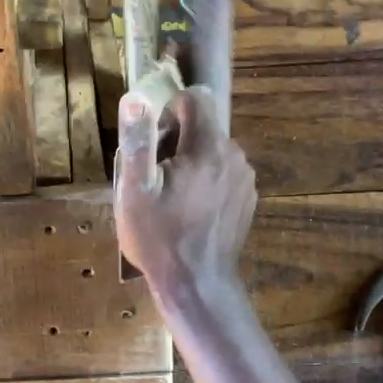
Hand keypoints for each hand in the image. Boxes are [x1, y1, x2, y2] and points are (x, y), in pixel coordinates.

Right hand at [114, 86, 255, 298]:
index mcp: (208, 147)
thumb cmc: (159, 238)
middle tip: (156, 181)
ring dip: (191, 164)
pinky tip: (191, 213)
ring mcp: (245, 179)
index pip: (195, 99)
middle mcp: (234, 155)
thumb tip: (135, 97)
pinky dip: (206, 183)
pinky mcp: (247, 199)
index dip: (168, 114)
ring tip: (172, 200)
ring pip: (213, 151)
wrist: (196, 284)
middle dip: (176, 143)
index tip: (154, 147)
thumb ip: (137, 140)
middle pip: (202, 127)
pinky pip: (223, 174)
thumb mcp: (135, 190)